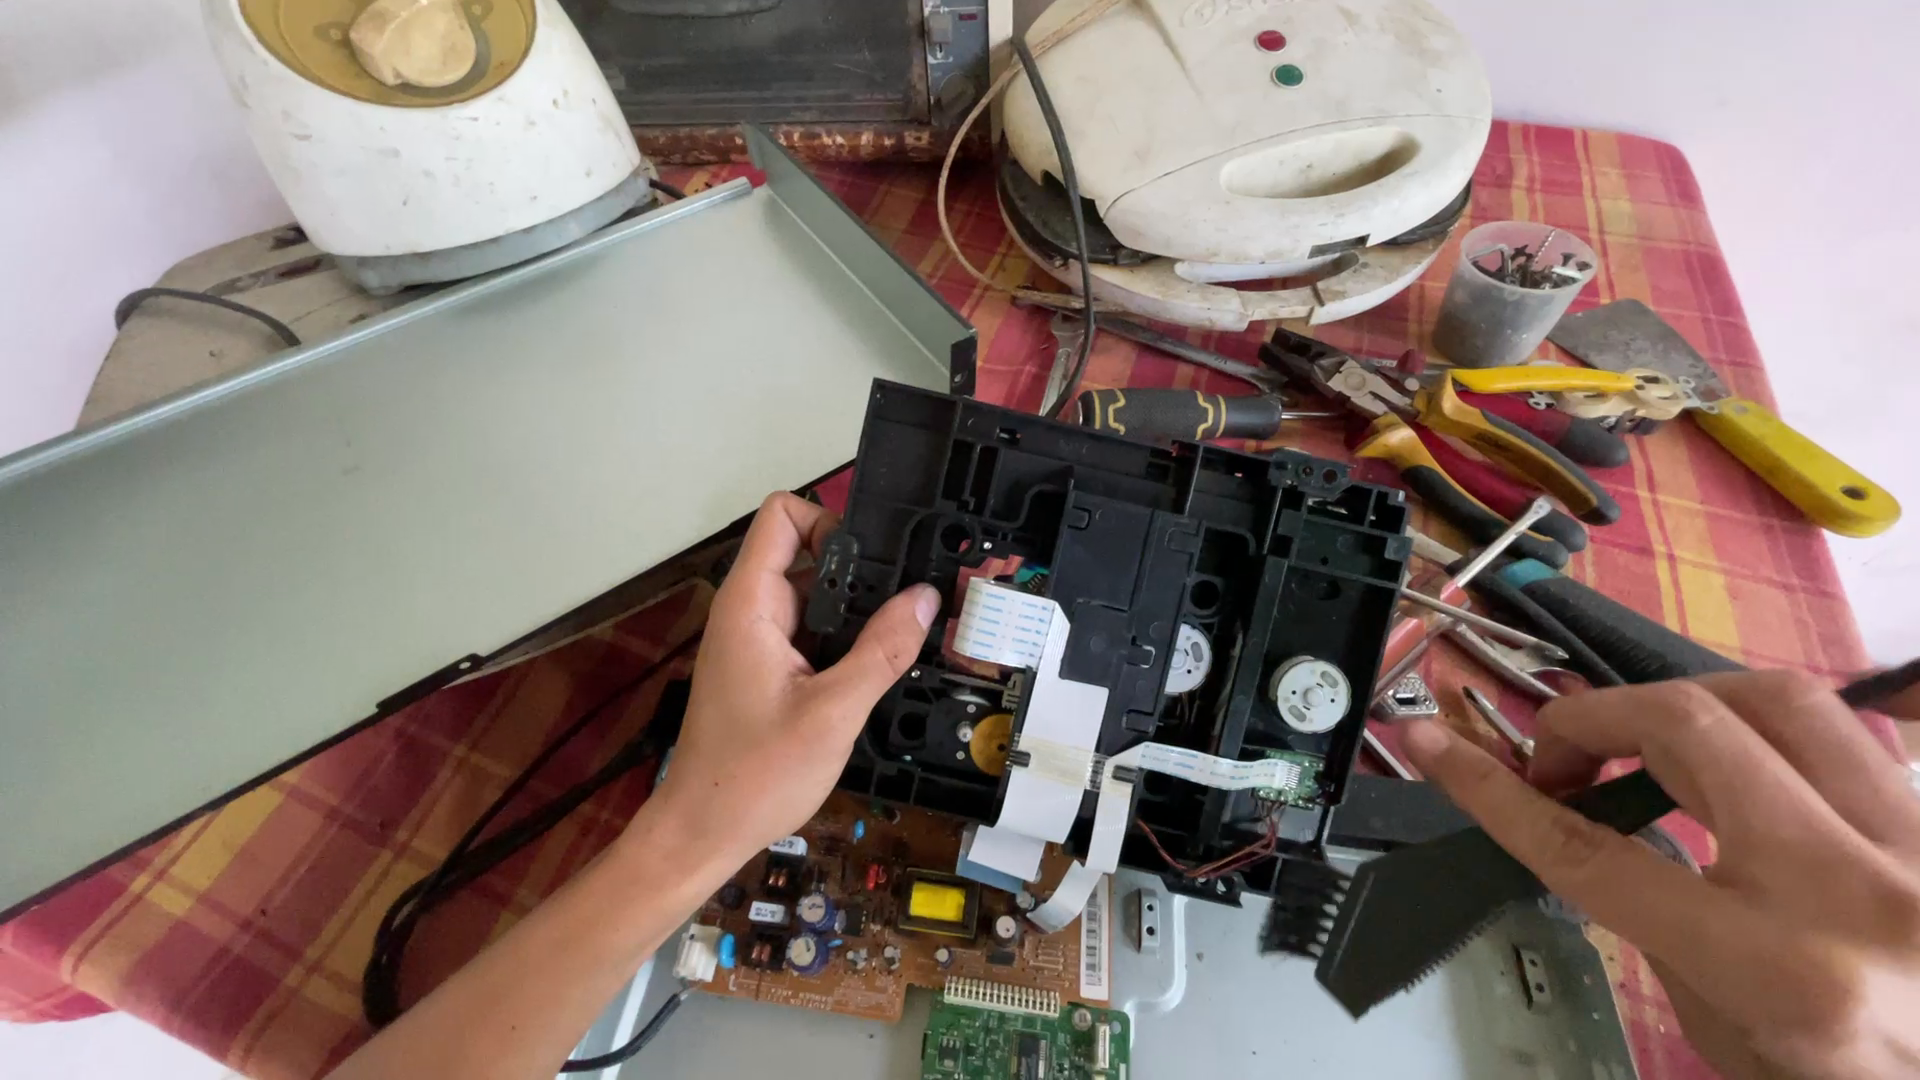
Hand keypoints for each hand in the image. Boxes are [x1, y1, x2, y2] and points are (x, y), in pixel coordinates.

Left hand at [644, 493, 938, 869]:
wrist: (705, 832)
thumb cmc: (755, 775)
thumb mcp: (833, 712)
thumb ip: (882, 650)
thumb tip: (925, 598)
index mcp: (752, 603)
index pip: (783, 515)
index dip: (830, 520)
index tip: (877, 559)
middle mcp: (751, 610)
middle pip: (807, 552)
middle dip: (859, 568)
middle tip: (909, 599)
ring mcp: (758, 639)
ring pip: (815, 595)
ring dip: (856, 607)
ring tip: (904, 631)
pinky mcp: (768, 666)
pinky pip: (812, 630)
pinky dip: (845, 636)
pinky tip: (878, 661)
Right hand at [1402, 672, 1919, 1079]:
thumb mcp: (1717, 1026)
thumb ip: (1652, 907)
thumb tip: (1582, 802)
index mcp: (1785, 972)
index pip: (1587, 848)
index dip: (1490, 788)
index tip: (1429, 743)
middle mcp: (1863, 894)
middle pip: (1687, 727)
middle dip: (1591, 722)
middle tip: (1562, 762)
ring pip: (1782, 701)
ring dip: (1681, 707)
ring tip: (1649, 747)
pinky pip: (1858, 733)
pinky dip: (1771, 730)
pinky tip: (1741, 761)